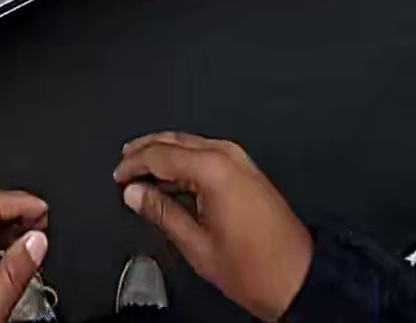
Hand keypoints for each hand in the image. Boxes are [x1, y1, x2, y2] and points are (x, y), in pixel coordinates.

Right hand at [113, 132, 312, 321]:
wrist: (297, 275)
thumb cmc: (255, 267)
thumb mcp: (197, 245)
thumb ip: (162, 213)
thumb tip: (136, 193)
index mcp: (212, 168)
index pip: (161, 154)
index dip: (135, 163)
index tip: (118, 175)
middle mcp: (225, 154)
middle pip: (174, 140)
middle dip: (145, 149)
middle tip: (123, 164)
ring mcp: (237, 157)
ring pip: (188, 142)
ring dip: (162, 152)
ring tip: (140, 167)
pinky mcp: (243, 166)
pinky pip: (204, 151)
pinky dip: (182, 159)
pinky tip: (169, 176)